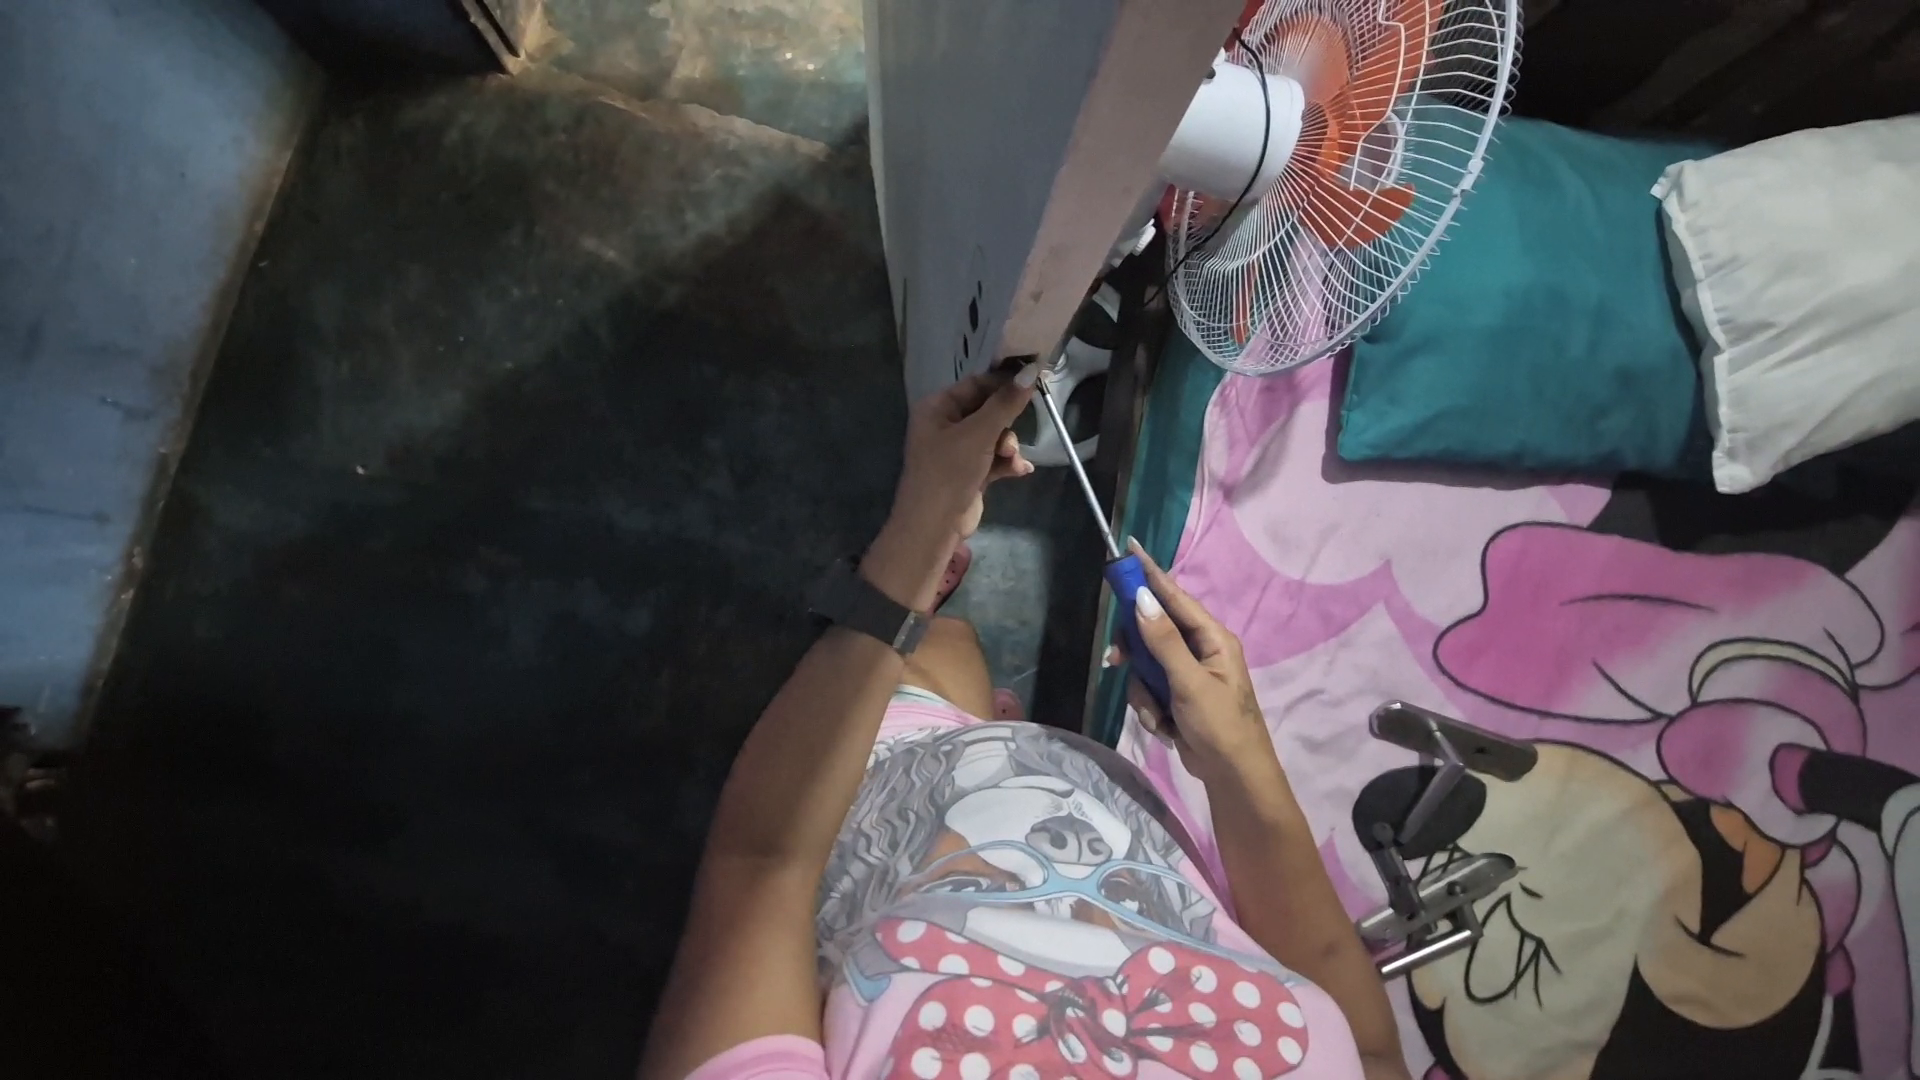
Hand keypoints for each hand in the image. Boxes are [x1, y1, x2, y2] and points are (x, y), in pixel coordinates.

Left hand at [863, 364, 1036, 610]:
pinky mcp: (970, 473)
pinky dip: (1007, 463)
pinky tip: (1020, 471)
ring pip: (994, 436)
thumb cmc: (949, 472)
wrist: (933, 526)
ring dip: (1008, 446)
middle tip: (1014, 431)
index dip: (1004, 384)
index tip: (1033, 383)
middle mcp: (945, 425)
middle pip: (988, 411)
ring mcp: (957, 451)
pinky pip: (995, 459)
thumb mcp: (978, 434)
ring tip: (1011, 458)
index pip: (976, 384)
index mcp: (937, 408)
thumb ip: (1005, 404)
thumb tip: (1031, 371)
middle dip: (1006, 423)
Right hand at [1120, 543, 1277, 787]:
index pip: (1175, 596)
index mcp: (1211, 638)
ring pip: (1144, 664)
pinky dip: (1150, 708)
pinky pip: (1147, 689)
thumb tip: (1142, 599)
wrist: (1233, 777)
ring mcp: (1186, 673)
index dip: (1150, 574)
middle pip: (1151, 630)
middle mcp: (1199, 649)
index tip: (1128, 549)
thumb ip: (1163, 641)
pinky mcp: (1176, 695)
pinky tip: (1165, 727)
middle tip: (1115, 660)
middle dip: (1134, 651)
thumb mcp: (1190, 682)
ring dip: (1144, 691)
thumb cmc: (1220, 725)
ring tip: (1159, 715)